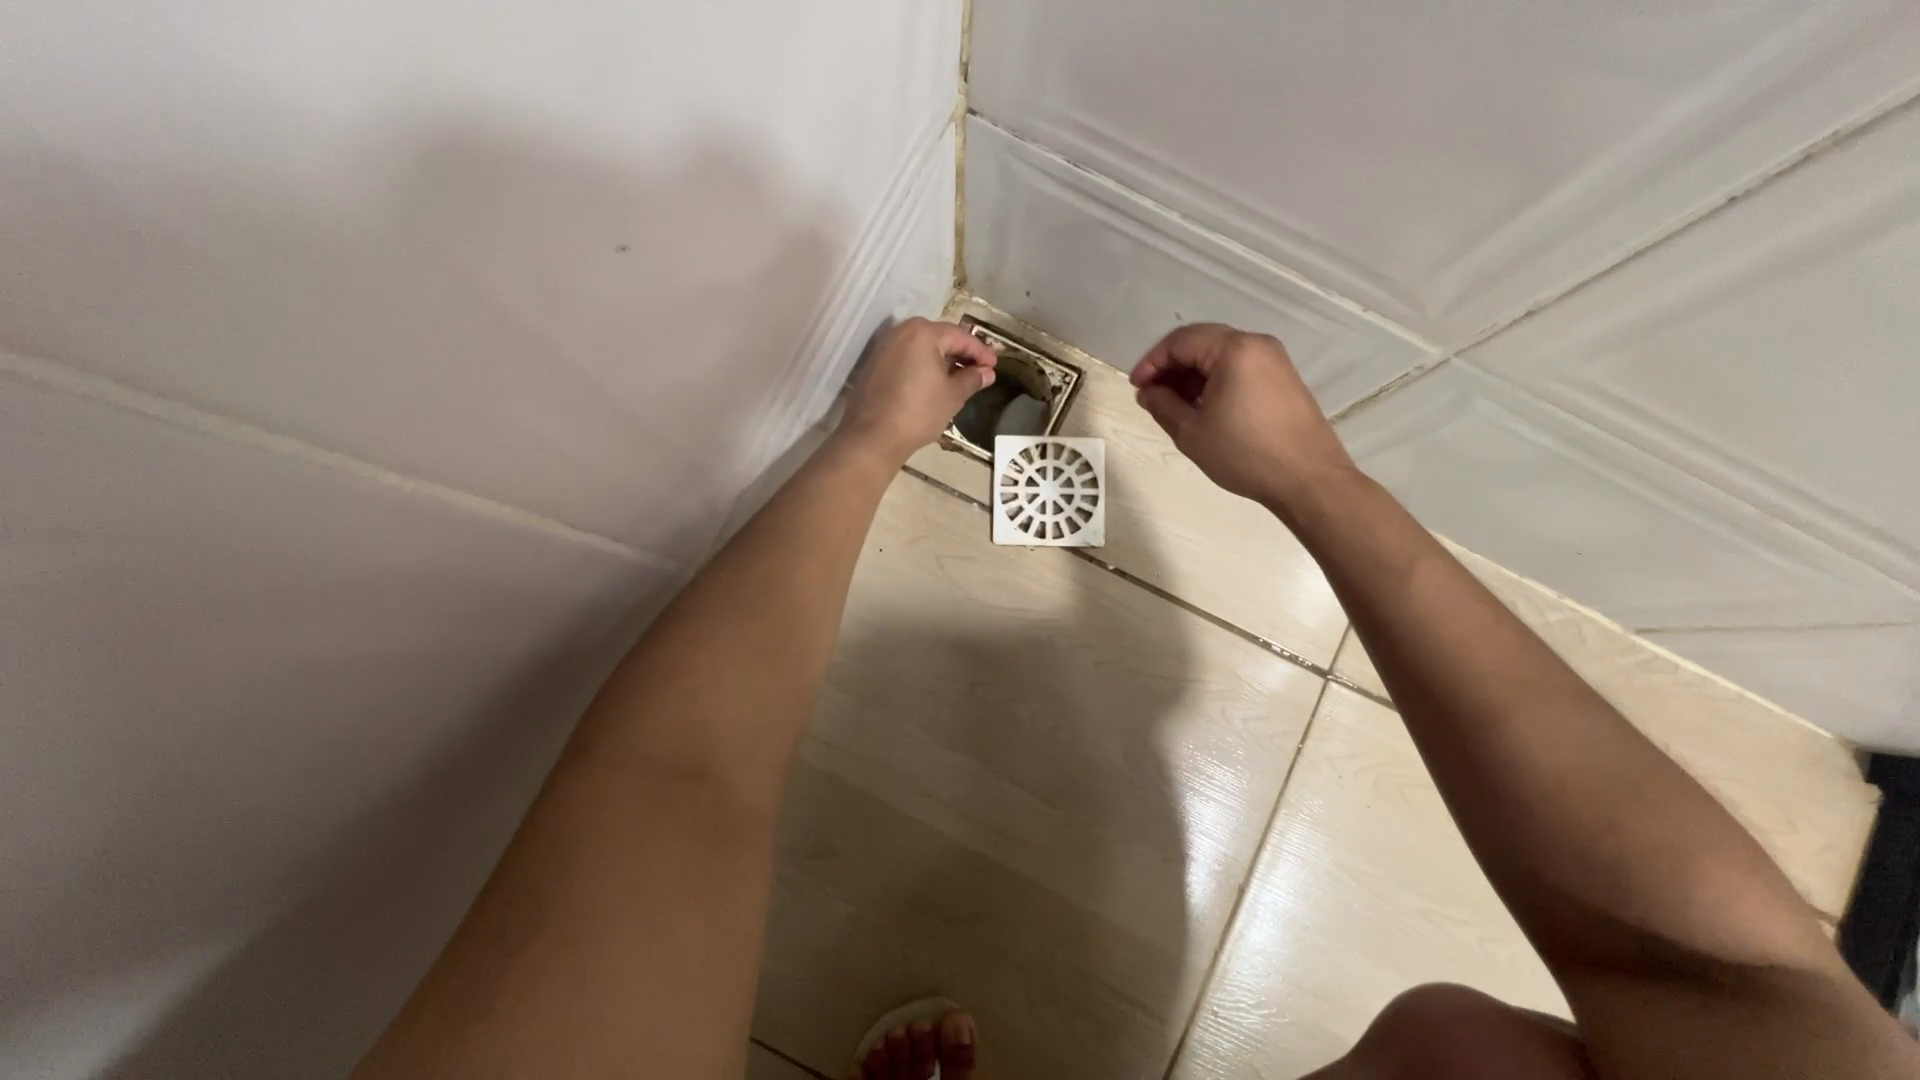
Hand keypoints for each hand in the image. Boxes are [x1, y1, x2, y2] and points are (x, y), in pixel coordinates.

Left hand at [838, 318, 996, 463]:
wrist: (872, 437)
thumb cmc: (918, 413)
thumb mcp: (952, 396)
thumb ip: (972, 379)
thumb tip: (987, 373)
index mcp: (923, 333)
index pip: (960, 336)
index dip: (981, 352)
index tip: (994, 366)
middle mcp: (901, 332)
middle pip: (940, 338)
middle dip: (961, 354)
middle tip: (980, 371)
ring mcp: (885, 347)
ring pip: (922, 348)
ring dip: (943, 361)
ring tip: (960, 379)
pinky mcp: (875, 364)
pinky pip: (907, 358)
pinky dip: (923, 366)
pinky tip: (934, 384)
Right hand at [1131, 324, 1356, 508]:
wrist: (1307, 479)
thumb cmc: (1244, 453)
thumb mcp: (1191, 432)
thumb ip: (1162, 405)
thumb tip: (1148, 392)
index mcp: (1234, 349)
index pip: (1180, 341)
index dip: (1152, 362)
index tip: (1136, 387)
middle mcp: (1257, 344)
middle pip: (1202, 343)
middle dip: (1172, 367)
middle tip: (1152, 395)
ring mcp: (1275, 361)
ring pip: (1221, 356)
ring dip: (1193, 375)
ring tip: (1175, 406)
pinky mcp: (1284, 379)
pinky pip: (1240, 369)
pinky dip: (1215, 382)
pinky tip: (1204, 409)